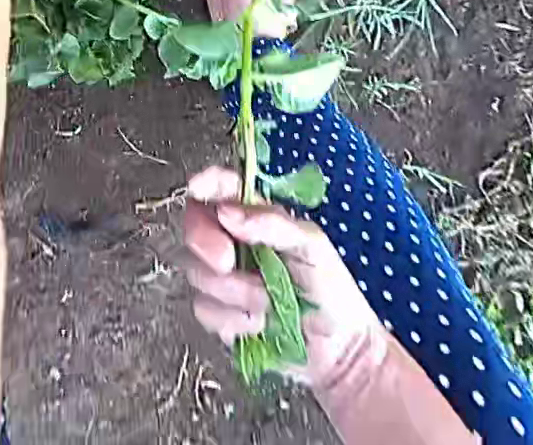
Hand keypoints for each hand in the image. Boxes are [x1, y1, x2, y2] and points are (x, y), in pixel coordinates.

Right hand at [182, 167, 385, 391]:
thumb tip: (229, 213)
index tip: (197, 188)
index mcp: (258, 217)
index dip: (207, 182)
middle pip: (195, 225)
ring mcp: (225, 278)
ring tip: (268, 300)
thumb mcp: (312, 246)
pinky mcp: (220, 315)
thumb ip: (273, 224)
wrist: (337, 350)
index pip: (225, 188)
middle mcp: (235, 241)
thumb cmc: (331, 288)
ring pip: (197, 271)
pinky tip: (259, 324)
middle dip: (206, 241)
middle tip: (227, 260)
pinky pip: (204, 310)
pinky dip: (232, 319)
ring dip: (233, 289)